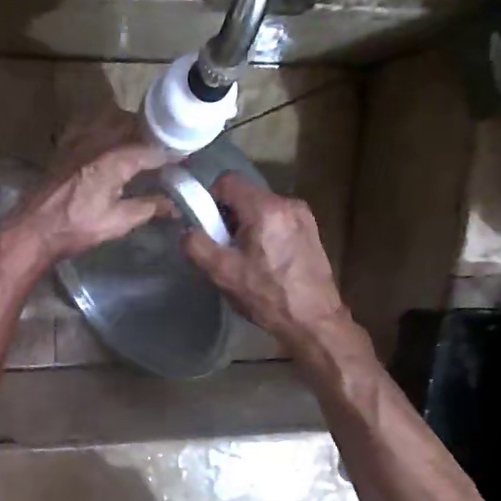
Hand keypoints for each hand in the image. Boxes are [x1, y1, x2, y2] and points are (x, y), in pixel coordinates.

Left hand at [0, 104, 174, 266]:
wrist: (33, 228)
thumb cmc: (75, 228)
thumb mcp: (117, 222)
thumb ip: (148, 208)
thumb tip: (174, 206)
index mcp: (114, 160)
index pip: (152, 149)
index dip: (172, 153)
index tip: (186, 156)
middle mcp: (97, 141)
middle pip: (134, 124)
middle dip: (153, 134)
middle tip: (165, 150)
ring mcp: (78, 139)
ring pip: (111, 116)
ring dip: (129, 124)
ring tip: (140, 141)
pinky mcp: (64, 143)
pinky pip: (87, 120)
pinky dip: (102, 122)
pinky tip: (108, 136)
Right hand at [181, 173, 351, 349]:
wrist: (314, 321)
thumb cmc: (266, 295)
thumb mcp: (221, 272)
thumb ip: (196, 245)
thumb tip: (187, 230)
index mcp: (265, 208)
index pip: (228, 180)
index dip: (210, 198)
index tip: (206, 225)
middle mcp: (288, 203)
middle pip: (245, 194)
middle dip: (227, 215)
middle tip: (223, 247)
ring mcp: (303, 216)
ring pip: (261, 207)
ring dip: (246, 225)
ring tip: (244, 258)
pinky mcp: (311, 230)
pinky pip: (277, 219)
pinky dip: (264, 232)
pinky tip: (264, 261)